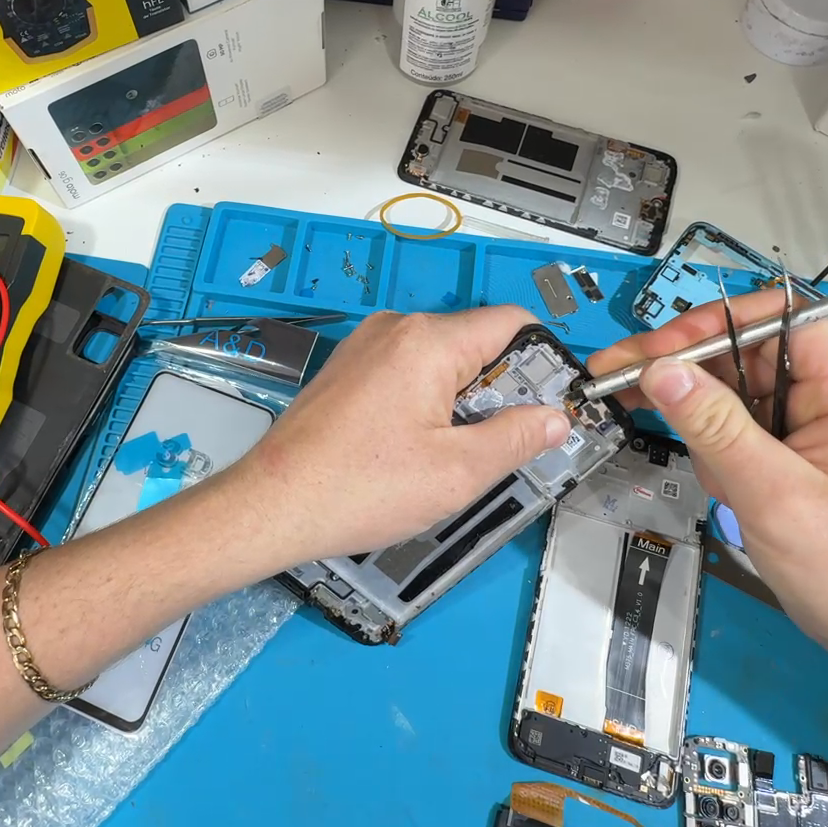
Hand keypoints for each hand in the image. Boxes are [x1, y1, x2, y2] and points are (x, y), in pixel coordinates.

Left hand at [234, 306, 570, 564]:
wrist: (272, 504)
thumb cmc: (363, 488)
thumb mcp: (456, 472)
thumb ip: (516, 438)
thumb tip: (555, 417)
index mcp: (428, 340)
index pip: (511, 322)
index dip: (543, 358)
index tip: (551, 402)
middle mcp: (395, 328)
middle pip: (475, 340)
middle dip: (500, 386)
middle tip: (504, 442)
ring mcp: (365, 344)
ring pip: (440, 357)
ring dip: (462, 397)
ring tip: (456, 452)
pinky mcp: (347, 367)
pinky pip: (406, 368)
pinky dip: (426, 397)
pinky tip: (415, 443)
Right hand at [589, 291, 827, 677]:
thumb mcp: (772, 494)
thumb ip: (714, 427)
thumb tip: (656, 369)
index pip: (784, 320)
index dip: (719, 322)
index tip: (660, 348)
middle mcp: (826, 396)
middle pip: (742, 350)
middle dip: (680, 363)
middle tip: (610, 374)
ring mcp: (803, 424)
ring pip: (727, 386)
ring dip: (688, 410)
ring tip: (653, 428)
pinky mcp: (783, 450)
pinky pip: (730, 423)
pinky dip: (702, 439)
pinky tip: (695, 463)